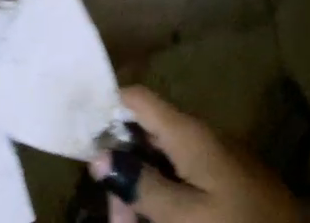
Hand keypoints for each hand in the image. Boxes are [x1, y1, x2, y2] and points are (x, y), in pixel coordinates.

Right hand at [92, 86, 303, 222]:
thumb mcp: (186, 217)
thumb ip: (142, 186)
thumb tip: (99, 156)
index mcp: (189, 133)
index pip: (136, 98)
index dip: (106, 109)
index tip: (82, 138)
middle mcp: (199, 136)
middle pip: (145, 135)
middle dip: (123, 171)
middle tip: (115, 219)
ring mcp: (215, 160)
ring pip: (162, 163)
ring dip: (143, 192)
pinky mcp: (227, 183)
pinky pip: (184, 179)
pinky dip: (166, 200)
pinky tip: (159, 220)